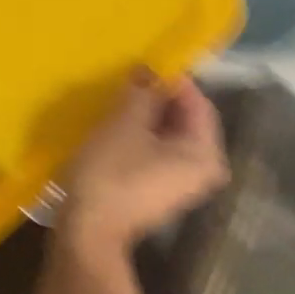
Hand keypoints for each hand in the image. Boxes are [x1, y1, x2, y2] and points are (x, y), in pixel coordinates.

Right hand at [59, 72, 227, 255]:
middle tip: (125, 84)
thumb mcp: (122, 126)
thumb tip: (149, 71)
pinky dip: (140, 139)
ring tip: (115, 105)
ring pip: (169, 139)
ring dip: (145, 119)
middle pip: (186, 122)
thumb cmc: (109, 173)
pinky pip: (157, 154)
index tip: (142, 66)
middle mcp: (205, 169)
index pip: (198, 105)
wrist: (89, 227)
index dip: (172, 81)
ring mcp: (183, 183)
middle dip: (157, 100)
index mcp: (205, 152)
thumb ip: (140, 95)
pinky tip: (113, 132)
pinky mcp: (160, 191)